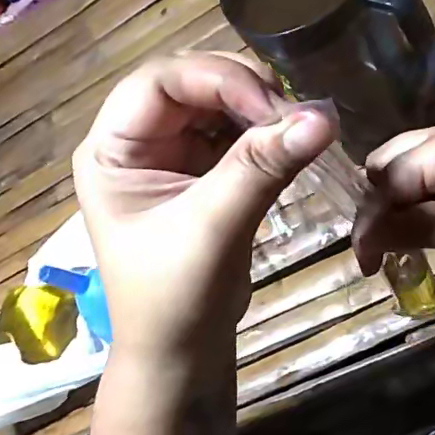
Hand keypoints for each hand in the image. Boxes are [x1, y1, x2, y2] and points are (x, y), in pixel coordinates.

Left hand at [73, 52, 336, 358]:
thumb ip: (261, 168)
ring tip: (302, 132)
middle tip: (296, 118)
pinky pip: (236, 134)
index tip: (273, 108)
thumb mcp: (213, 229)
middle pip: (191, 84)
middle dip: (244, 93)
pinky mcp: (202, 173)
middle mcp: (136, 142)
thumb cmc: (175, 299)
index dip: (217, 80)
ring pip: (219, 105)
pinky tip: (292, 145)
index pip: (158, 82)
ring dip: (261, 112)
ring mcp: (170, 155)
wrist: (182, 354)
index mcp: (111, 150)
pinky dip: (266, 135)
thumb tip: (323, 117)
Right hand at [352, 117, 434, 273]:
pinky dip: (422, 190)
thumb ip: (416, 227)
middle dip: (375, 206)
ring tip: (401, 237)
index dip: (367, 225)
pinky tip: (432, 215)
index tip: (366, 266)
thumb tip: (366, 236)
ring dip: (397, 198)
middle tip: (380, 248)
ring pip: (410, 162)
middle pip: (387, 164)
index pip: (382, 184)